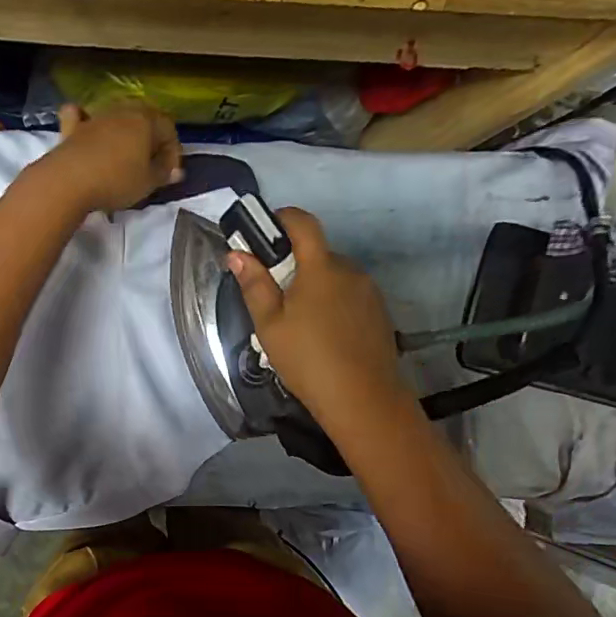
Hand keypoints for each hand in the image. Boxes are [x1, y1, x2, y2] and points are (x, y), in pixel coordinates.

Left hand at [22, 103, 184, 216]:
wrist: (68, 181)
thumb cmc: (116, 181)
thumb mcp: (148, 183)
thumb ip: (164, 173)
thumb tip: (176, 170)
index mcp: (146, 120)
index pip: (169, 130)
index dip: (173, 153)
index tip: (169, 175)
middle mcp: (122, 111)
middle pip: (144, 120)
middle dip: (151, 140)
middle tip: (150, 164)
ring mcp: (95, 116)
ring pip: (116, 117)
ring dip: (124, 133)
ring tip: (124, 156)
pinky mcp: (72, 128)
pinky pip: (81, 117)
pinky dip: (85, 120)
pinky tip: (86, 126)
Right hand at [227, 207, 411, 425]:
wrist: (363, 398)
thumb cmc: (307, 359)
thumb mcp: (269, 325)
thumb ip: (254, 285)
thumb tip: (237, 254)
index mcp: (320, 268)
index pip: (303, 223)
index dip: (281, 218)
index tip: (262, 234)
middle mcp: (349, 270)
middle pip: (317, 253)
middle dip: (294, 265)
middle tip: (272, 298)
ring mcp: (368, 291)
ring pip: (334, 276)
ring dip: (314, 287)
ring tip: (298, 324)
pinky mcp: (378, 312)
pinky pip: (349, 295)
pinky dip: (332, 304)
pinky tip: (322, 336)